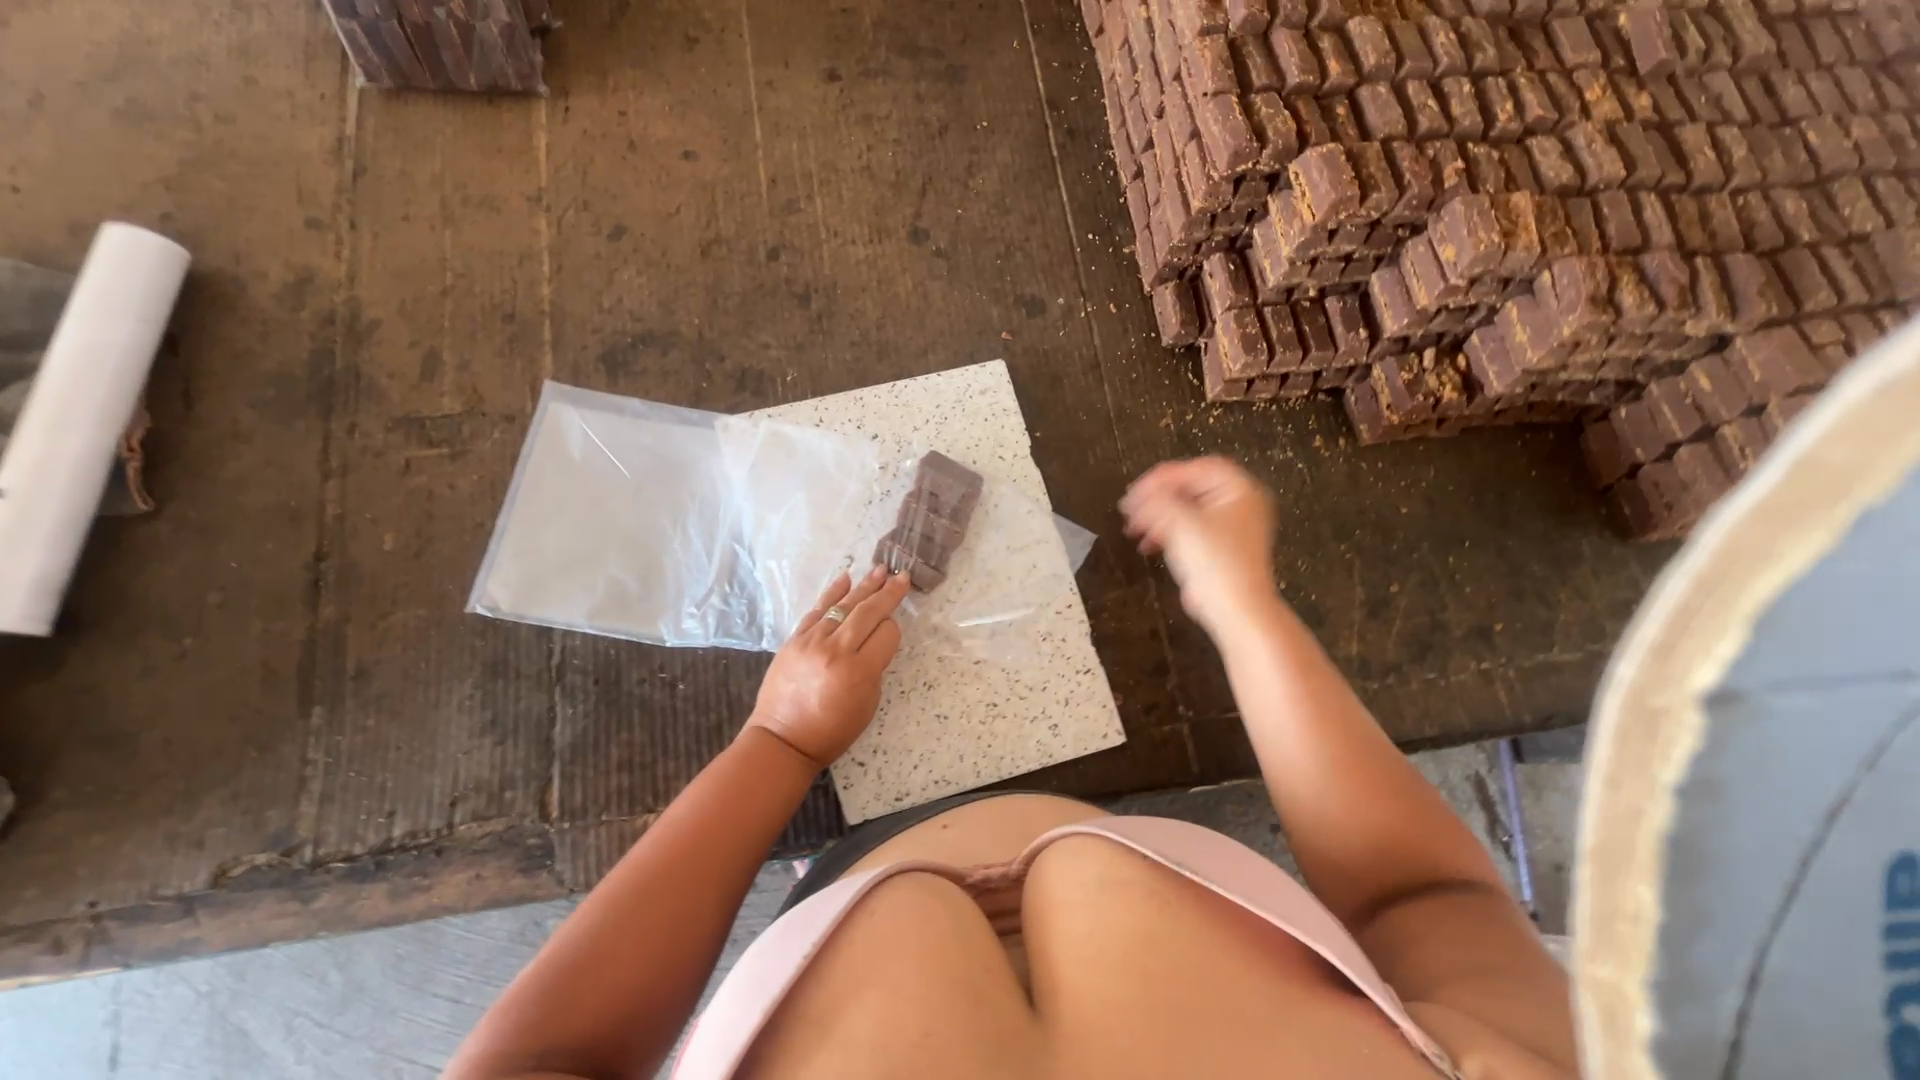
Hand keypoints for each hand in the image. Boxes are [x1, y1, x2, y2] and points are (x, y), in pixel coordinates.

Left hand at [746, 566, 911, 769]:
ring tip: (880, 570)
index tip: (894, 632)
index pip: (887, 633)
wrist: (783, 738)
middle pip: (868, 612)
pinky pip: (817, 610)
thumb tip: (874, 641)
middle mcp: (836, 650)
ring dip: (864, 587)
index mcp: (859, 671)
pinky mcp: (795, 639)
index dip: (894, 630)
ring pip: (843, 606)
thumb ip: (874, 669)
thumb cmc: (832, 731)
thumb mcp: (867, 705)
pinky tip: (846, 579)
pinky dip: (832, 594)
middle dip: (888, 593)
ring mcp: (812, 641)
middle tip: (902, 577)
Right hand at [1120, 456, 1279, 633]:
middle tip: (1132, 506)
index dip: (1163, 477)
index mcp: (1240, 489)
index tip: (1137, 490)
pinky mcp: (1220, 549)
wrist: (1236, 609)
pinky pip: (1189, 530)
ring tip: (1134, 527)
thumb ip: (1156, 503)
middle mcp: (1240, 504)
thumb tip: (1138, 497)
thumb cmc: (1216, 561)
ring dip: (1157, 516)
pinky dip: (1167, 532)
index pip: (1196, 469)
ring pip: (1187, 510)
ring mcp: (1231, 527)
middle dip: (1157, 498)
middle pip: (1190, 488)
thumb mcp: (1181, 523)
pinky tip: (1147, 545)